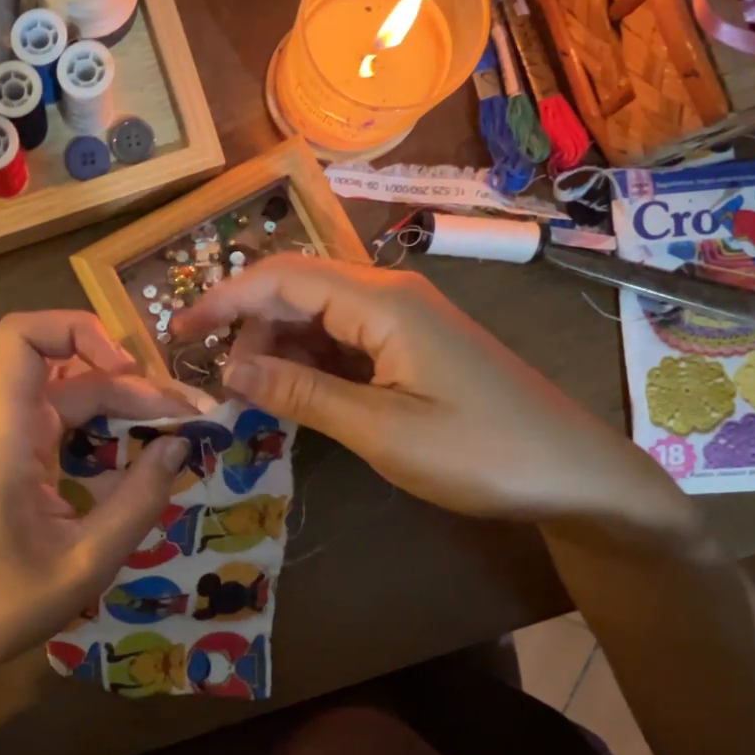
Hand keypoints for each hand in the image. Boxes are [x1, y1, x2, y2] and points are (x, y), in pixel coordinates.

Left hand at [0, 313, 195, 723]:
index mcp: (5, 436)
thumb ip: (138, 502)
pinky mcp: (9, 462)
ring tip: (174, 428)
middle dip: (130, 383)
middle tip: (190, 420)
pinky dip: (99, 425)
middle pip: (66, 369)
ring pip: (65, 393)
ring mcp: (1, 442)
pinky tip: (137, 449)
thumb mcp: (86, 562)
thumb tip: (181, 446)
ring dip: (118, 402)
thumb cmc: (2, 605)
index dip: (77, 329)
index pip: (23, 336)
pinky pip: (57, 422)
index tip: (130, 369)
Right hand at [174, 255, 695, 532]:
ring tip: (245, 396)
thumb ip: (301, 394)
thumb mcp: (380, 430)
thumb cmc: (481, 453)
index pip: (280, 278)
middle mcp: (388, 295)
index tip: (177, 334)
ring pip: (315, 315)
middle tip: (214, 383)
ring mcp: (402, 321)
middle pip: (295, 289)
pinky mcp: (410, 347)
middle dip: (245, 327)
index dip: (222, 301)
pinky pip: (341, 340)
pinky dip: (306, 363)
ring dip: (274, 349)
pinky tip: (290, 395)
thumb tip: (230, 371)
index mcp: (380, 301)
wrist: (576, 476)